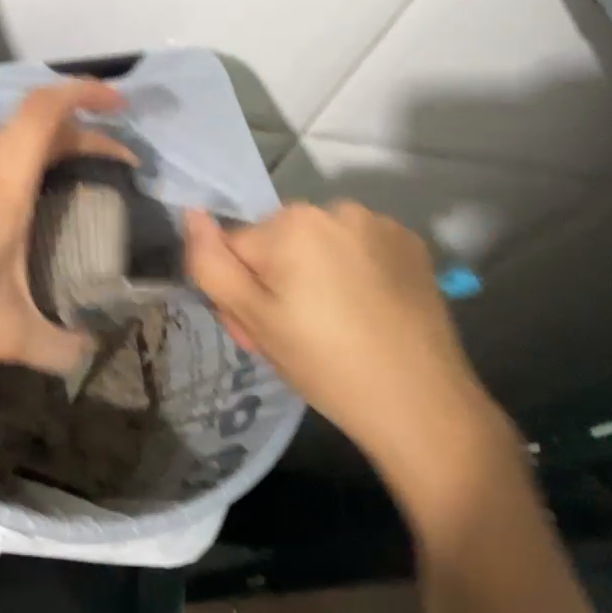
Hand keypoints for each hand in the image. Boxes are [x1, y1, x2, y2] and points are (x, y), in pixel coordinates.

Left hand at [0, 79, 134, 386]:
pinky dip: (14, 167)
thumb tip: (92, 350)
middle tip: (112, 167)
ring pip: (3, 142)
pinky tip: (20, 210)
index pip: (44, 111)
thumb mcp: (11, 336)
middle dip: (78, 134)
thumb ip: (63, 346)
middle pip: (30, 125)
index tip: (121, 107)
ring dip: (43, 151)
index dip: (86, 95)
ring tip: (73, 185)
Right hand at [184, 201, 500, 464]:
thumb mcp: (252, 320)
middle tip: (292, 337)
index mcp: (292, 223)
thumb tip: (191, 215)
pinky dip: (352, 276)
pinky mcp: (413, 246)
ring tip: (332, 329)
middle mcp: (337, 209)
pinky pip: (358, 252)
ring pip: (318, 248)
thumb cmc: (324, 364)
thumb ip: (212, 265)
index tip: (259, 330)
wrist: (420, 403)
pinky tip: (365, 315)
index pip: (235, 249)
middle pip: (278, 244)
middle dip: (276, 282)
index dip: (239, 292)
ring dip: (313, 278)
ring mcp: (380, 225)